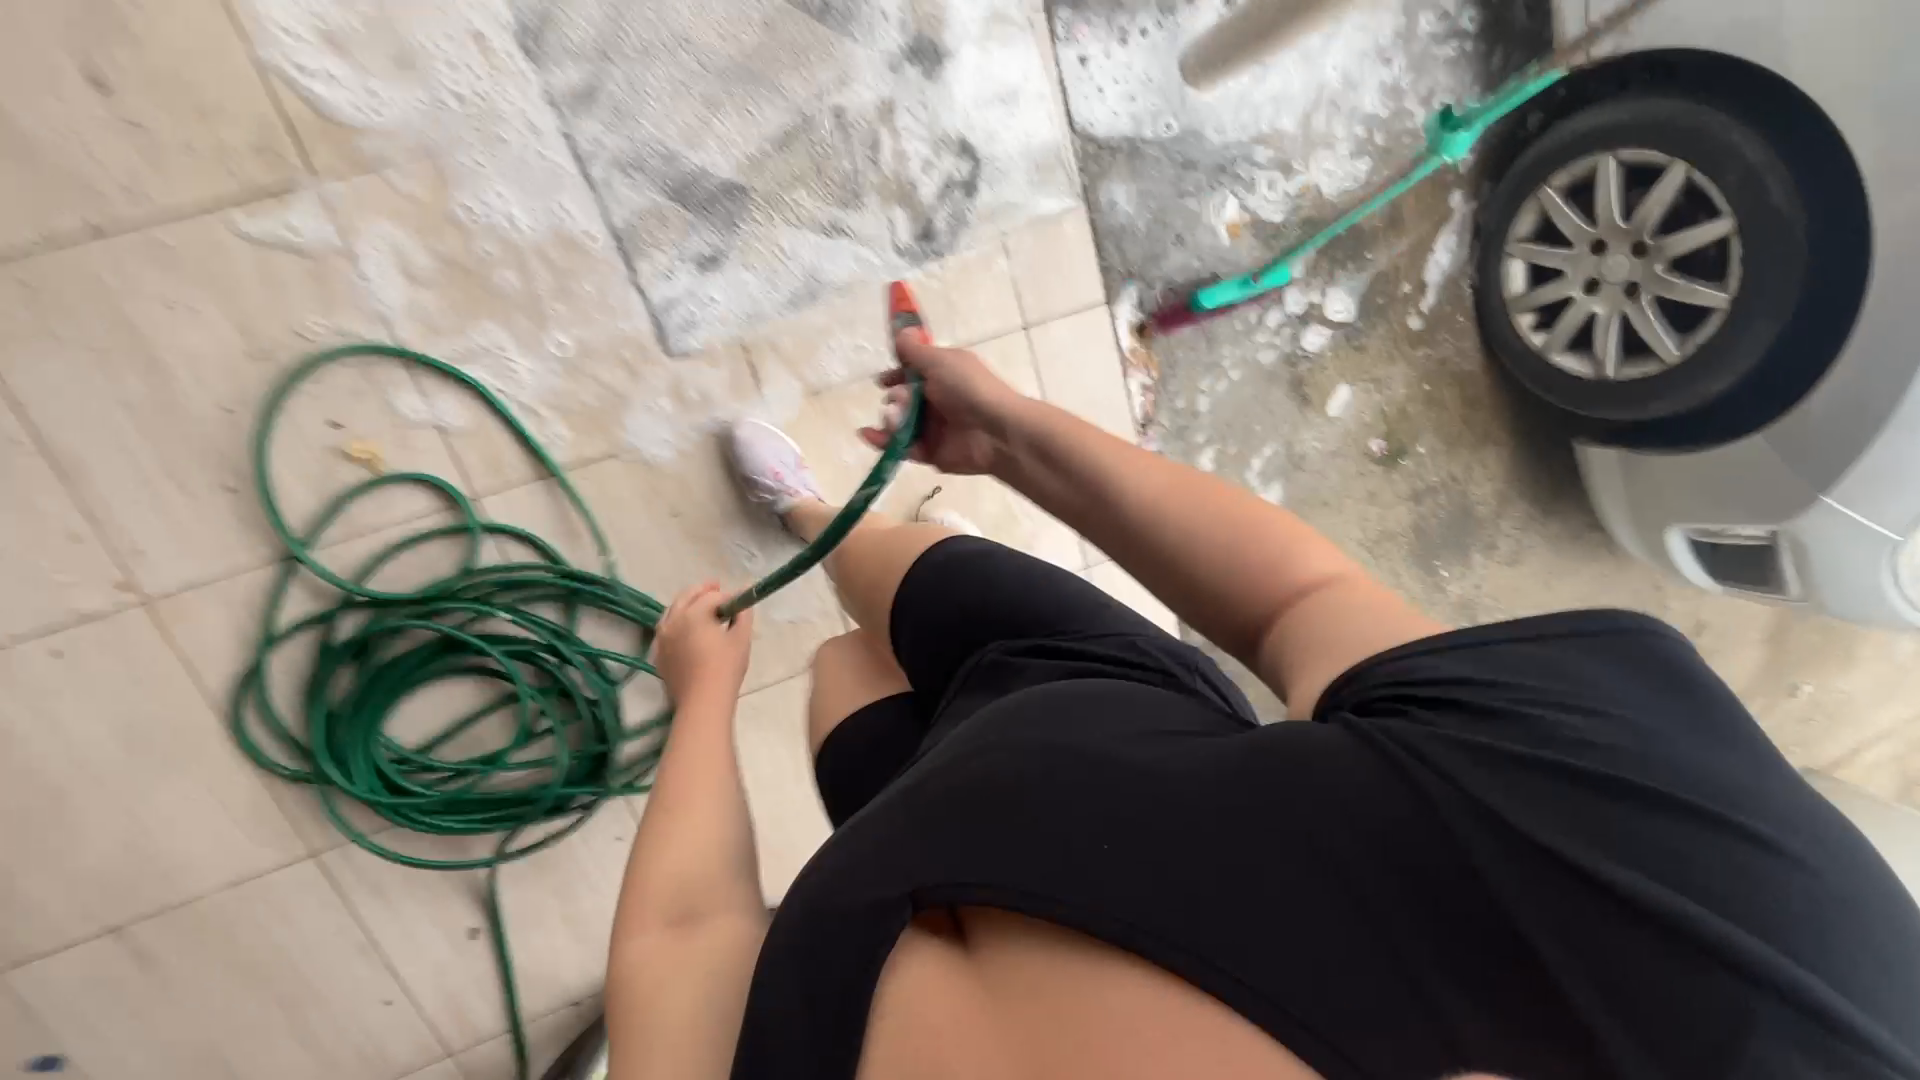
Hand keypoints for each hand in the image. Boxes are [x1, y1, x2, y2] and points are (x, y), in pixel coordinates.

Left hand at [653, 584, 753, 704]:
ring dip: (686, 605)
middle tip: (717, 588)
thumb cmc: (726, 668)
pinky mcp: (658, 654)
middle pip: (686, 596)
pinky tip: (686, 631)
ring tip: (700, 608)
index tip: (739, 602)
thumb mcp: (741, 638)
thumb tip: (743, 599)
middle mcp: (673, 620)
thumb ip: (743, 614)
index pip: (712, 596)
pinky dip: (676, 623)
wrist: (702, 702)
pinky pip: (666, 630)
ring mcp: (662, 638)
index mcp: (694, 613)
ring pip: (672, 611)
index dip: (727, 596)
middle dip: (703, 591)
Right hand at [859, 330, 1026, 474]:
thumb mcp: (940, 361)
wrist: (994, 431)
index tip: (883, 380)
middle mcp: (938, 401)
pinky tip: (868, 434)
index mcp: (944, 375)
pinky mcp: (930, 452)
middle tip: (900, 399)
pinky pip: (901, 447)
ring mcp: (934, 428)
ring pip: (900, 423)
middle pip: (903, 399)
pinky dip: (883, 442)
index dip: (897, 374)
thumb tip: (900, 331)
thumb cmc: (969, 389)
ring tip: (896, 419)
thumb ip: (914, 350)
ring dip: (891, 418)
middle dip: (895, 397)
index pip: (914, 373)